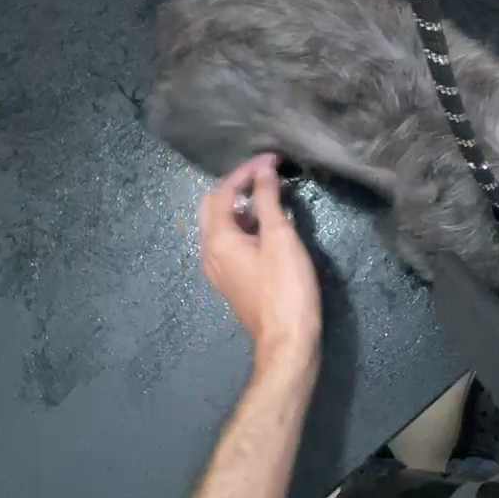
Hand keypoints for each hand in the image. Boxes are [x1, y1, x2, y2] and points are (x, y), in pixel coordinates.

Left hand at [199, 154, 321, 376]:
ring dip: (242, 205)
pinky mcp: (232, 279)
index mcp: (217, 240)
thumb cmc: (286, 285)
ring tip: (270, 194)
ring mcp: (219, 269)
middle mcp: (210, 253)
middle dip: (238, 186)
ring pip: (222, 225)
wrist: (288, 339)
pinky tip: (268, 224)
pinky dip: (245, 224)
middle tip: (267, 174)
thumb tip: (264, 170)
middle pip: (215, 207)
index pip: (224, 192)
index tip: (273, 159)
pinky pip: (230, 241)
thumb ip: (268, 200)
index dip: (247, 171)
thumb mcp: (280, 237)